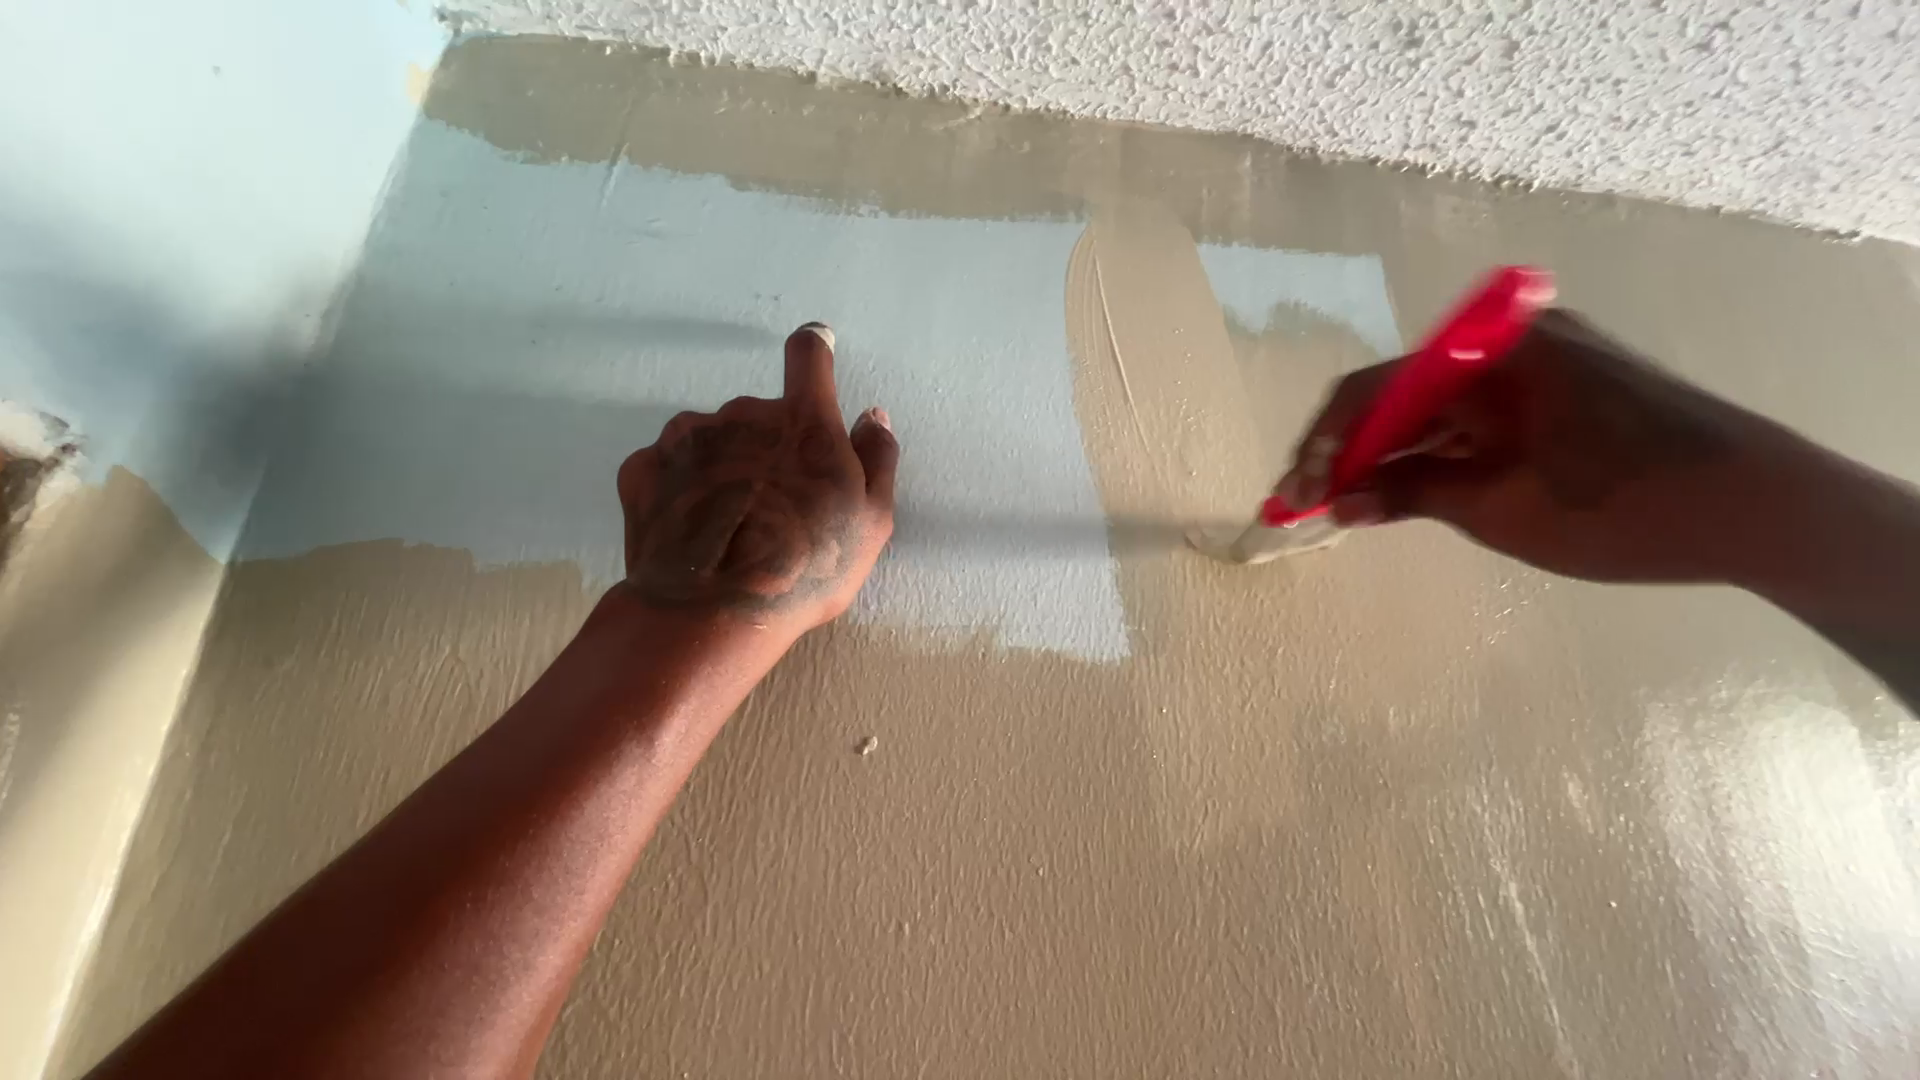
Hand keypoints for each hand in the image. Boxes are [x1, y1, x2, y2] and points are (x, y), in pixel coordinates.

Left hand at [613, 323, 897, 641]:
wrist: (713, 614)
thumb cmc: (808, 567)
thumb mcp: (871, 521)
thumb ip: (877, 459)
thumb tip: (872, 415)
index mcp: (801, 422)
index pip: (809, 358)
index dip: (815, 349)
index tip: (818, 346)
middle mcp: (740, 414)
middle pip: (760, 414)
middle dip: (770, 445)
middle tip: (776, 503)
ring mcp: (684, 439)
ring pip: (711, 438)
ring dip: (724, 463)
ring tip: (729, 523)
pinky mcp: (642, 469)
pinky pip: (670, 465)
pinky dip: (683, 486)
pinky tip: (691, 527)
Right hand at [1280, 308, 1801, 583]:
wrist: (1763, 512)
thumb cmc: (1623, 508)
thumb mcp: (1499, 508)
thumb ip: (1410, 494)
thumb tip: (1338, 503)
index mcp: (1492, 355)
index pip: (1375, 390)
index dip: (1324, 446)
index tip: (1294, 497)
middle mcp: (1506, 346)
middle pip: (1395, 395)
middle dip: (1345, 453)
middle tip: (1306, 506)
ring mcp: (1528, 367)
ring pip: (1425, 410)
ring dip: (1382, 458)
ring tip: (1337, 507)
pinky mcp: (1546, 394)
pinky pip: (1463, 419)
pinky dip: (1427, 457)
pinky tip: (1392, 491)